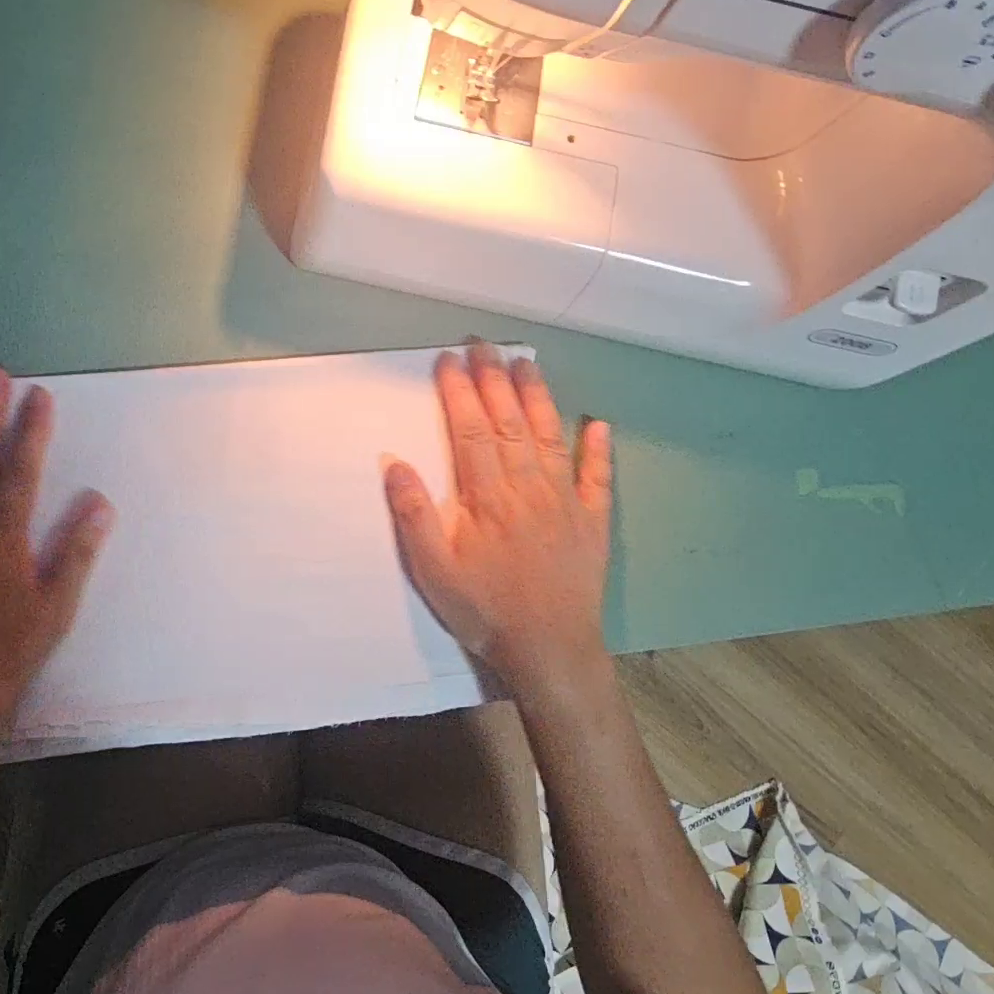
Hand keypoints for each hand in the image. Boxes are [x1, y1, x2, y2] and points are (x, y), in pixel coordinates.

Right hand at [385, 342, 612, 693]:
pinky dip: (598, 451)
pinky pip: (597, 479)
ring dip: (539, 398)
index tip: (449, 359)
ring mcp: (565, 502)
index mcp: (487, 497)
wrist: (550, 649)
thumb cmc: (485, 610)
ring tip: (528, 363)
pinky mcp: (593, 523)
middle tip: (484, 344)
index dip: (459, 391)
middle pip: (510, 422)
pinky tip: (598, 425)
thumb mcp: (433, 571)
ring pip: (550, 437)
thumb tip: (395, 463)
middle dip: (495, 379)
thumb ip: (415, 516)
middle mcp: (528, 488)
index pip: (471, 430)